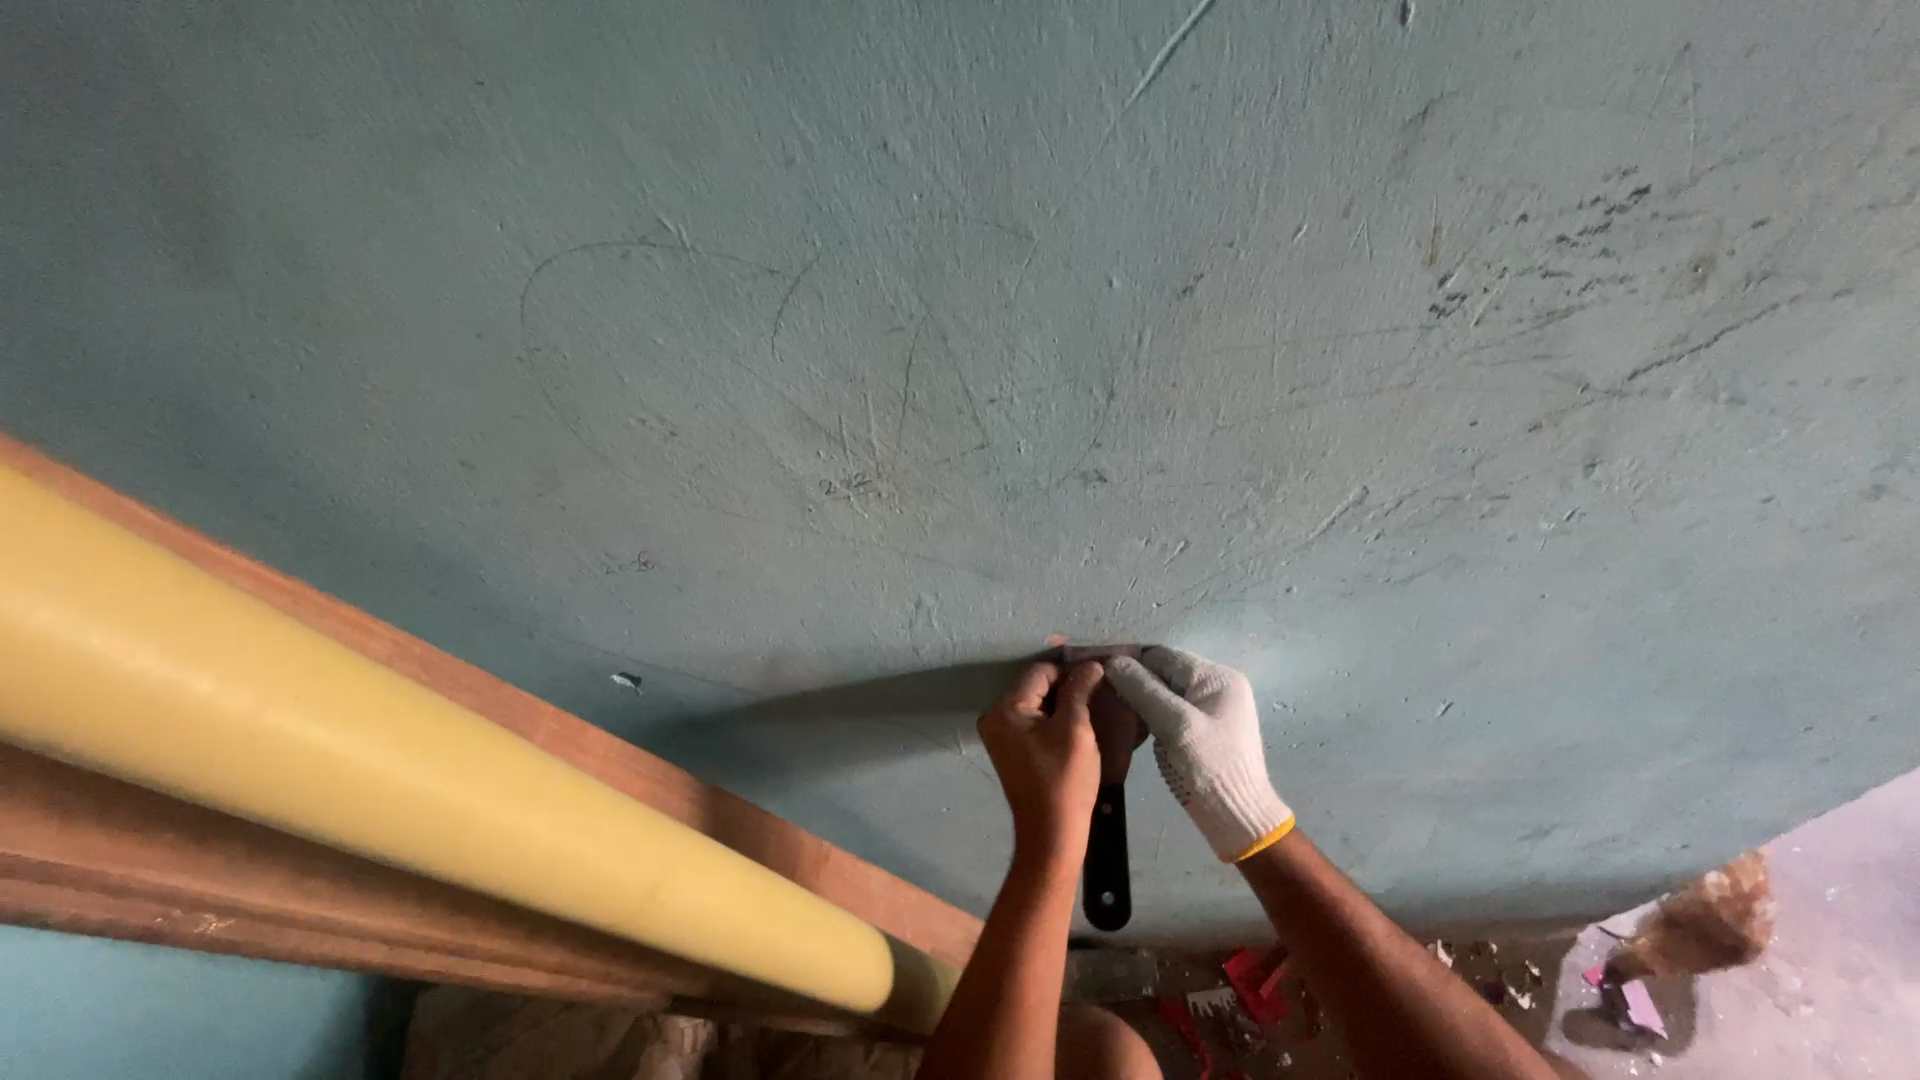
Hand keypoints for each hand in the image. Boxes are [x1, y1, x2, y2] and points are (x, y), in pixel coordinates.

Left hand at [976, 661, 1104, 867]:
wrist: (1052, 833)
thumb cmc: (1064, 779)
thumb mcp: (1075, 729)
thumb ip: (1080, 690)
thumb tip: (1091, 665)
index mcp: (1005, 709)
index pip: (1041, 672)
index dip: (1070, 674)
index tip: (1098, 684)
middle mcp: (994, 717)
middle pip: (1035, 686)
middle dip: (1066, 690)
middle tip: (1096, 700)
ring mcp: (999, 735)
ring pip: (1035, 704)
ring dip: (1061, 706)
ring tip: (1088, 715)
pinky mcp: (1009, 749)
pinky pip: (1032, 722)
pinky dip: (1052, 721)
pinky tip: (1073, 732)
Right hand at [1106, 647, 1294, 861]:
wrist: (1238, 817)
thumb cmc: (1208, 767)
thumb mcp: (1174, 725)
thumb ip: (1143, 689)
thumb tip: (1113, 660)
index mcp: (1216, 677)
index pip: (1163, 656)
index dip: (1130, 664)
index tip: (1100, 677)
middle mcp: (1218, 685)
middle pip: (1165, 671)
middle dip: (1137, 683)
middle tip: (1108, 699)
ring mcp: (1213, 707)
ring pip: (1167, 691)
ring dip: (1144, 701)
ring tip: (1120, 714)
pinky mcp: (1206, 727)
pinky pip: (1173, 709)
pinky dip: (1155, 715)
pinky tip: (1140, 728)